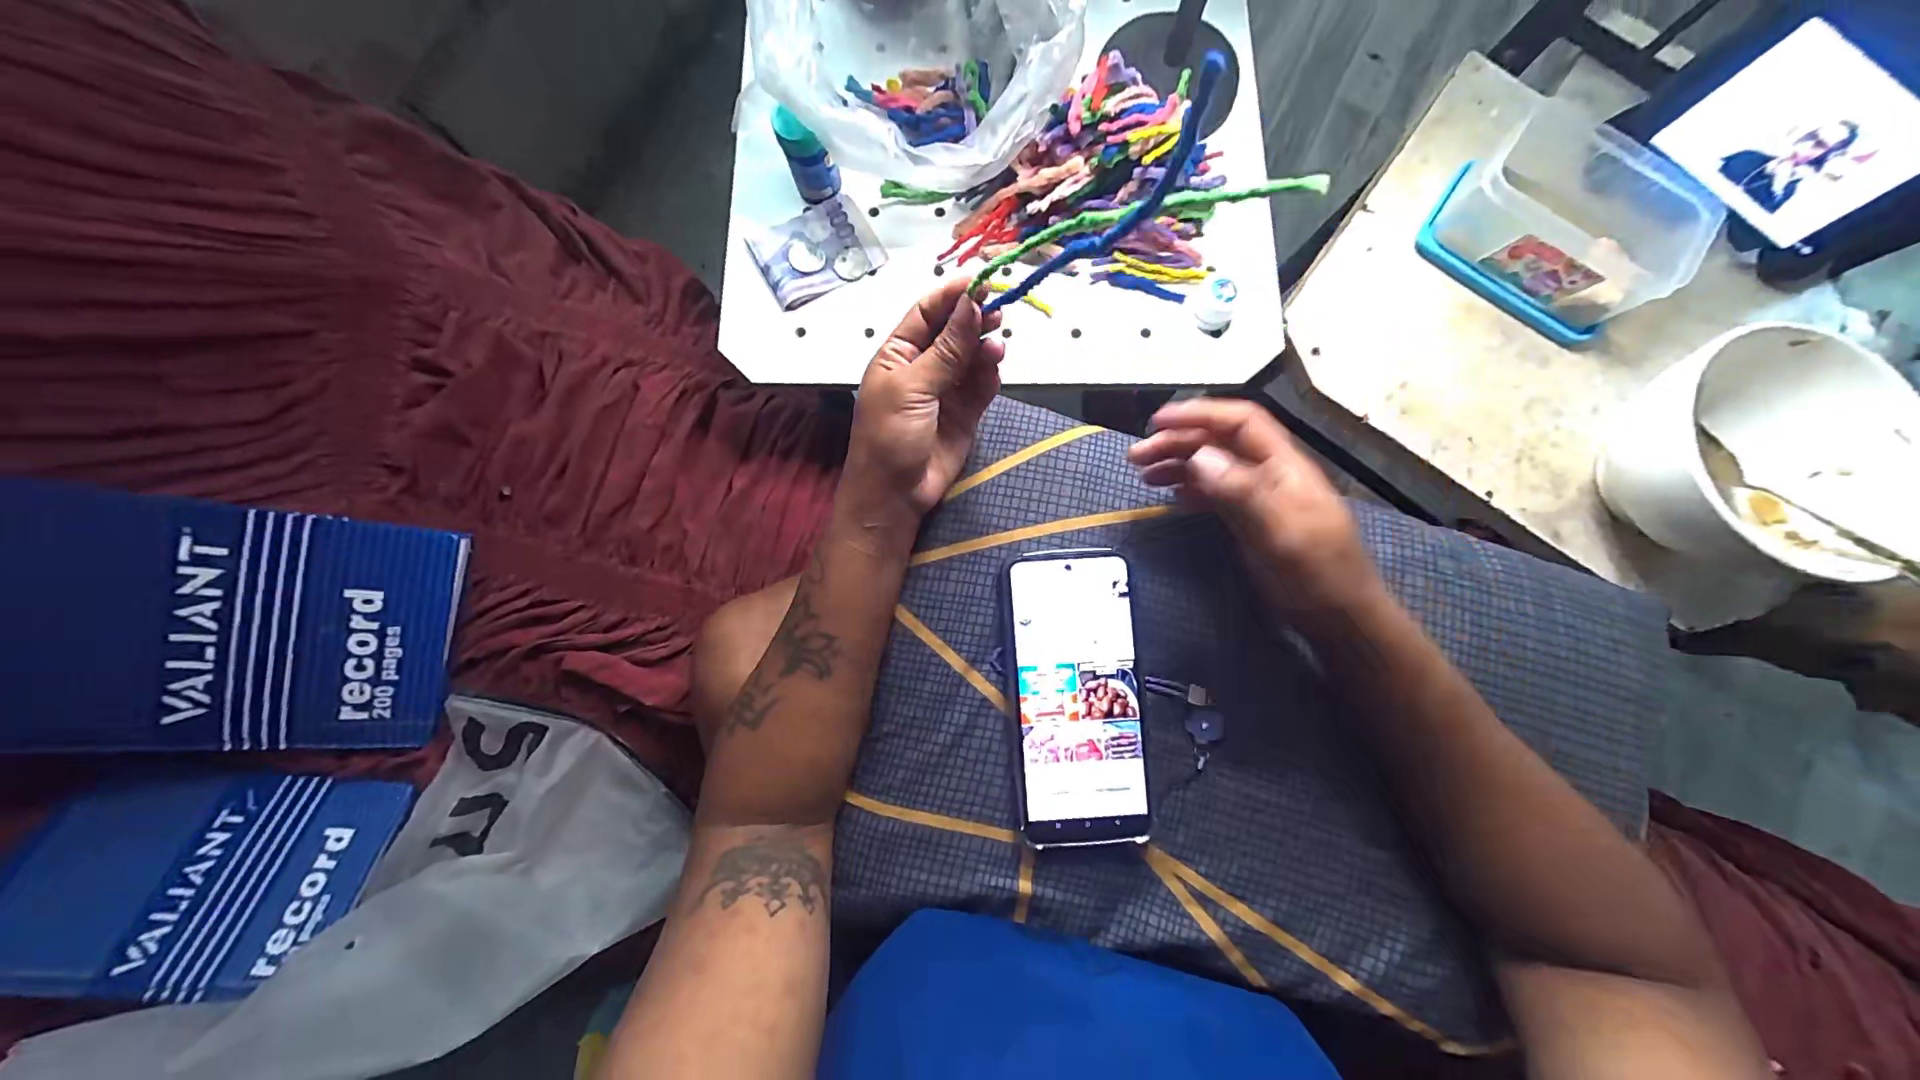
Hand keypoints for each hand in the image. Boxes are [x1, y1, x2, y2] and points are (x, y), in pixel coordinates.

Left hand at [841, 279, 1004, 525]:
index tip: (982, 281)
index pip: (927, 313)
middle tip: (999, 312)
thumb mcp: (912, 388)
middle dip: (975, 319)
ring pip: (971, 357)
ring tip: (996, 348)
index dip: (953, 296)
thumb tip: (970, 304)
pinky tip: (993, 371)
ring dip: (985, 348)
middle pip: (954, 331)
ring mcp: (945, 390)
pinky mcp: (964, 413)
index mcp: (898, 354)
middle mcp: (923, 366)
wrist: (895, 495)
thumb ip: (946, 349)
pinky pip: (981, 385)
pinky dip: (990, 375)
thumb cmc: (888, 438)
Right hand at [1127, 398, 1383, 618]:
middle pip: (1219, 442)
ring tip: (1144, 474)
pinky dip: (1190, 489)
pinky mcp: (1249, 521)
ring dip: (1177, 464)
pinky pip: (1214, 494)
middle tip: (1136, 456)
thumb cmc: (1318, 575)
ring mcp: (1258, 497)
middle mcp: (1268, 474)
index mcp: (1283, 466)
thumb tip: (1200, 457)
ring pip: (1212, 467)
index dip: (1199, 414)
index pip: (1240, 422)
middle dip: (1177, 441)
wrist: (1339, 619)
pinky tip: (1171, 496)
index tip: (1158, 421)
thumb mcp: (1282, 532)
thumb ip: (1243, 492)